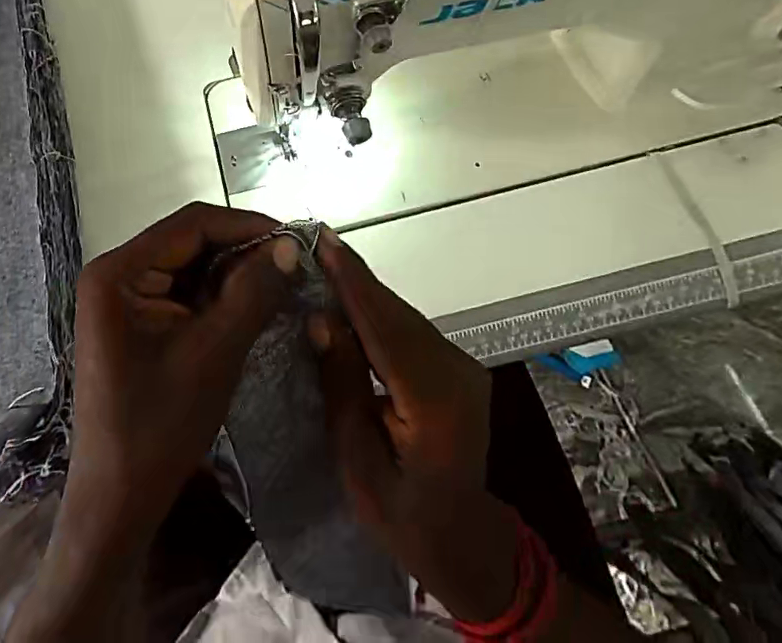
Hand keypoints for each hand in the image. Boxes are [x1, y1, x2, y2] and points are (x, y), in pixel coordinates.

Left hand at [9, 203, 300, 640]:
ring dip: (237, 272)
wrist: (118, 501)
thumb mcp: (215, 353)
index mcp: (118, 273)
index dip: (248, 225)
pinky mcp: (139, 322)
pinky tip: (255, 303)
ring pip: (194, 266)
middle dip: (244, 249)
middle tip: (295, 262)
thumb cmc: (160, 427)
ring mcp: (125, 299)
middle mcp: (116, 275)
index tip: (295, 239)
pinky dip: (222, 295)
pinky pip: (188, 292)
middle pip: (191, 241)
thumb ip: (254, 292)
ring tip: (283, 281)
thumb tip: (290, 245)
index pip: (192, 225)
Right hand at [310, 228, 520, 622]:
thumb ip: (343, 386)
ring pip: (405, 318)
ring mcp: (462, 367)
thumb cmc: (402, 518)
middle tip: (318, 242)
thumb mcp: (358, 463)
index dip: (353, 284)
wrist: (463, 539)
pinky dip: (380, 313)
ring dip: (366, 292)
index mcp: (434, 402)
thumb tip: (322, 320)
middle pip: (397, 315)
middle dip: (356, 278)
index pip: (385, 329)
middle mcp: (457, 372)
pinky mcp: (458, 368)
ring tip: (328, 261)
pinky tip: (354, 298)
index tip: (325, 244)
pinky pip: (412, 331)